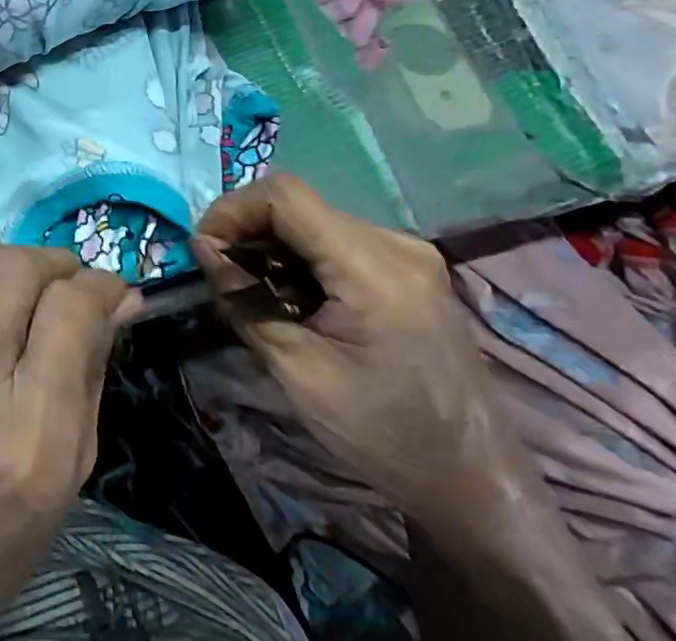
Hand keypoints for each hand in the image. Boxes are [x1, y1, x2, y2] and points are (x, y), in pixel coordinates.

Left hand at [0, 243, 138, 640]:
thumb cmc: (10, 521)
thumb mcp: (76, 461)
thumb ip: (93, 368)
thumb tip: (121, 298)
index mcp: (34, 428)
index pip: (70, 312)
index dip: (101, 285)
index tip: (110, 292)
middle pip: (19, 273)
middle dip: (58, 263)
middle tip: (70, 284)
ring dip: (15, 259)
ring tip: (29, 282)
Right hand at [189, 177, 626, 640]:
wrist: (473, 480)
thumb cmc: (381, 431)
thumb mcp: (294, 369)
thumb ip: (242, 299)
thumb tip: (202, 247)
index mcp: (374, 269)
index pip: (285, 196)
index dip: (231, 210)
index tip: (205, 250)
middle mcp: (397, 245)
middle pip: (298, 206)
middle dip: (245, 230)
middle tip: (220, 275)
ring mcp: (409, 255)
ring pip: (314, 221)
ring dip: (270, 245)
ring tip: (253, 292)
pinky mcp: (410, 271)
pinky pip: (336, 242)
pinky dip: (298, 257)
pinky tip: (292, 299)